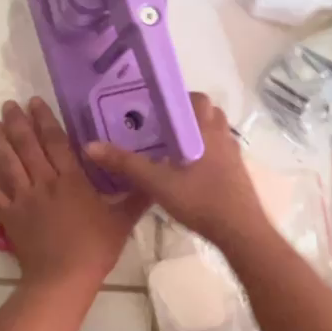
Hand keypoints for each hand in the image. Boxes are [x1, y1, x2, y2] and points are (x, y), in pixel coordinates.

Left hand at [0, 98, 146, 286]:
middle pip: (27, 146)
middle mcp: (44, 182)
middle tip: (9, 104)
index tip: (35, 101)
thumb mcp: (122, 221)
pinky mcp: (8, 216)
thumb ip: (136, 197)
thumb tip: (153, 179)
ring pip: (7, 163)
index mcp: (71, 180)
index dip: (45, 120)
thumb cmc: (95, 248)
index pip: (55, 141)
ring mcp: (22, 198)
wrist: (63, 278)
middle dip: (18, 122)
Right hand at [84, 93, 274, 249]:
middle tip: (159, 129)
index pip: (195, 98)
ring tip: (169, 150)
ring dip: (195, 135)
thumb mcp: (157, 183)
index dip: (176, 99)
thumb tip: (90, 146)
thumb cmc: (201, 201)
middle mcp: (223, 136)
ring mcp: (233, 155)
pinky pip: (219, 152)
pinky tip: (186, 173)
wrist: (240, 232)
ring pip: (214, 133)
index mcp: (206, 130)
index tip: (154, 109)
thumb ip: (125, 164)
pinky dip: (203, 154)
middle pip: (205, 114)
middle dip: (184, 117)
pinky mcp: (237, 173)